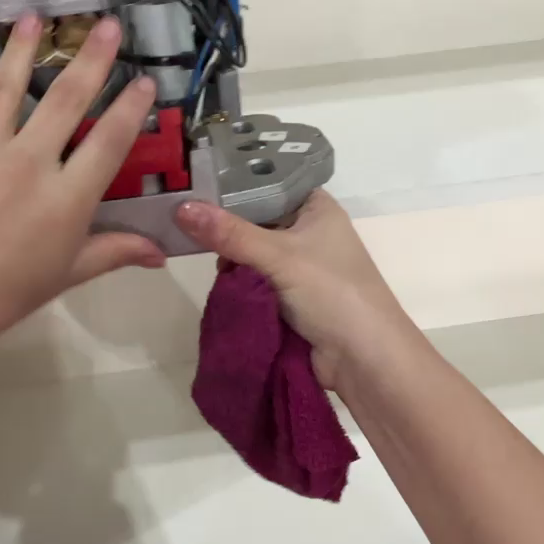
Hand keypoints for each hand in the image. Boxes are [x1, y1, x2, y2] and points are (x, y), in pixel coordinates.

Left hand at [0, 14, 165, 364]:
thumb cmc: (4, 295)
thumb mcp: (66, 275)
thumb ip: (114, 252)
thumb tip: (161, 253)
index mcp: (65, 198)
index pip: (108, 142)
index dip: (130, 109)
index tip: (146, 81)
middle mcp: (27, 162)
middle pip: (65, 100)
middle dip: (90, 59)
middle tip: (106, 23)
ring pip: (4, 88)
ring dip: (21, 50)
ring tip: (34, 16)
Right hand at [173, 191, 414, 392]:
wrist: (363, 359)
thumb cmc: (332, 292)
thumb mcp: (279, 256)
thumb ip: (230, 234)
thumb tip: (180, 208)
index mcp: (316, 207)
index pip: (268, 183)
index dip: (234, 185)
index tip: (194, 186)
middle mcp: (308, 230)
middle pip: (255, 219)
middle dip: (227, 229)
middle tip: (193, 230)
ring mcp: (300, 265)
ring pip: (251, 252)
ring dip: (232, 260)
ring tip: (213, 264)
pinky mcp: (290, 296)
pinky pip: (254, 281)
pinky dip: (239, 283)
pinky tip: (221, 284)